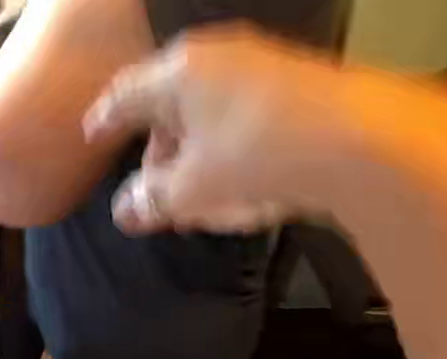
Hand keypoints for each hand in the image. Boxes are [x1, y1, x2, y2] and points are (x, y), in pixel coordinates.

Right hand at [81, 26, 446, 233]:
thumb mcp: (195, 190)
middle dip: (161, 152)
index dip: (107, 119)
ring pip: (210, 116)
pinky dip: (230, 153)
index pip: (127, 95)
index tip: (94, 133)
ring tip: (200, 199)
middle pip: (171, 106)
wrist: (352, 140)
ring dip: (197, 157)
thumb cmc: (256, 158)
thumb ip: (155, 201)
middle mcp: (216, 57)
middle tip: (159, 194)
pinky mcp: (293, 89)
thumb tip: (123, 212)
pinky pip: (243, 122)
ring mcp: (258, 67)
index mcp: (180, 73)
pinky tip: (241, 185)